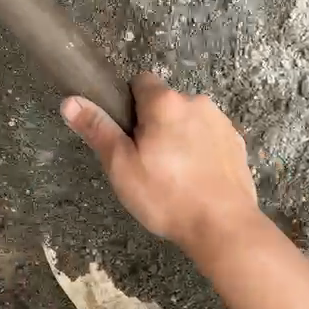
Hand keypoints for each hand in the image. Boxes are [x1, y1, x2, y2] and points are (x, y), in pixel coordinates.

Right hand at [62, 72, 262, 253]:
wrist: (223, 226)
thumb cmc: (166, 196)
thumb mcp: (121, 166)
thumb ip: (97, 129)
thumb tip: (70, 102)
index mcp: (165, 103)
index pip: (140, 82)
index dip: (129, 105)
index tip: (128, 135)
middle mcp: (197, 102)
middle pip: (165, 103)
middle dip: (154, 125)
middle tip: (146, 162)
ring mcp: (221, 122)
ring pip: (189, 120)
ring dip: (179, 137)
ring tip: (173, 176)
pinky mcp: (237, 143)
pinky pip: (209, 138)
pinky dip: (201, 151)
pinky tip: (196, 180)